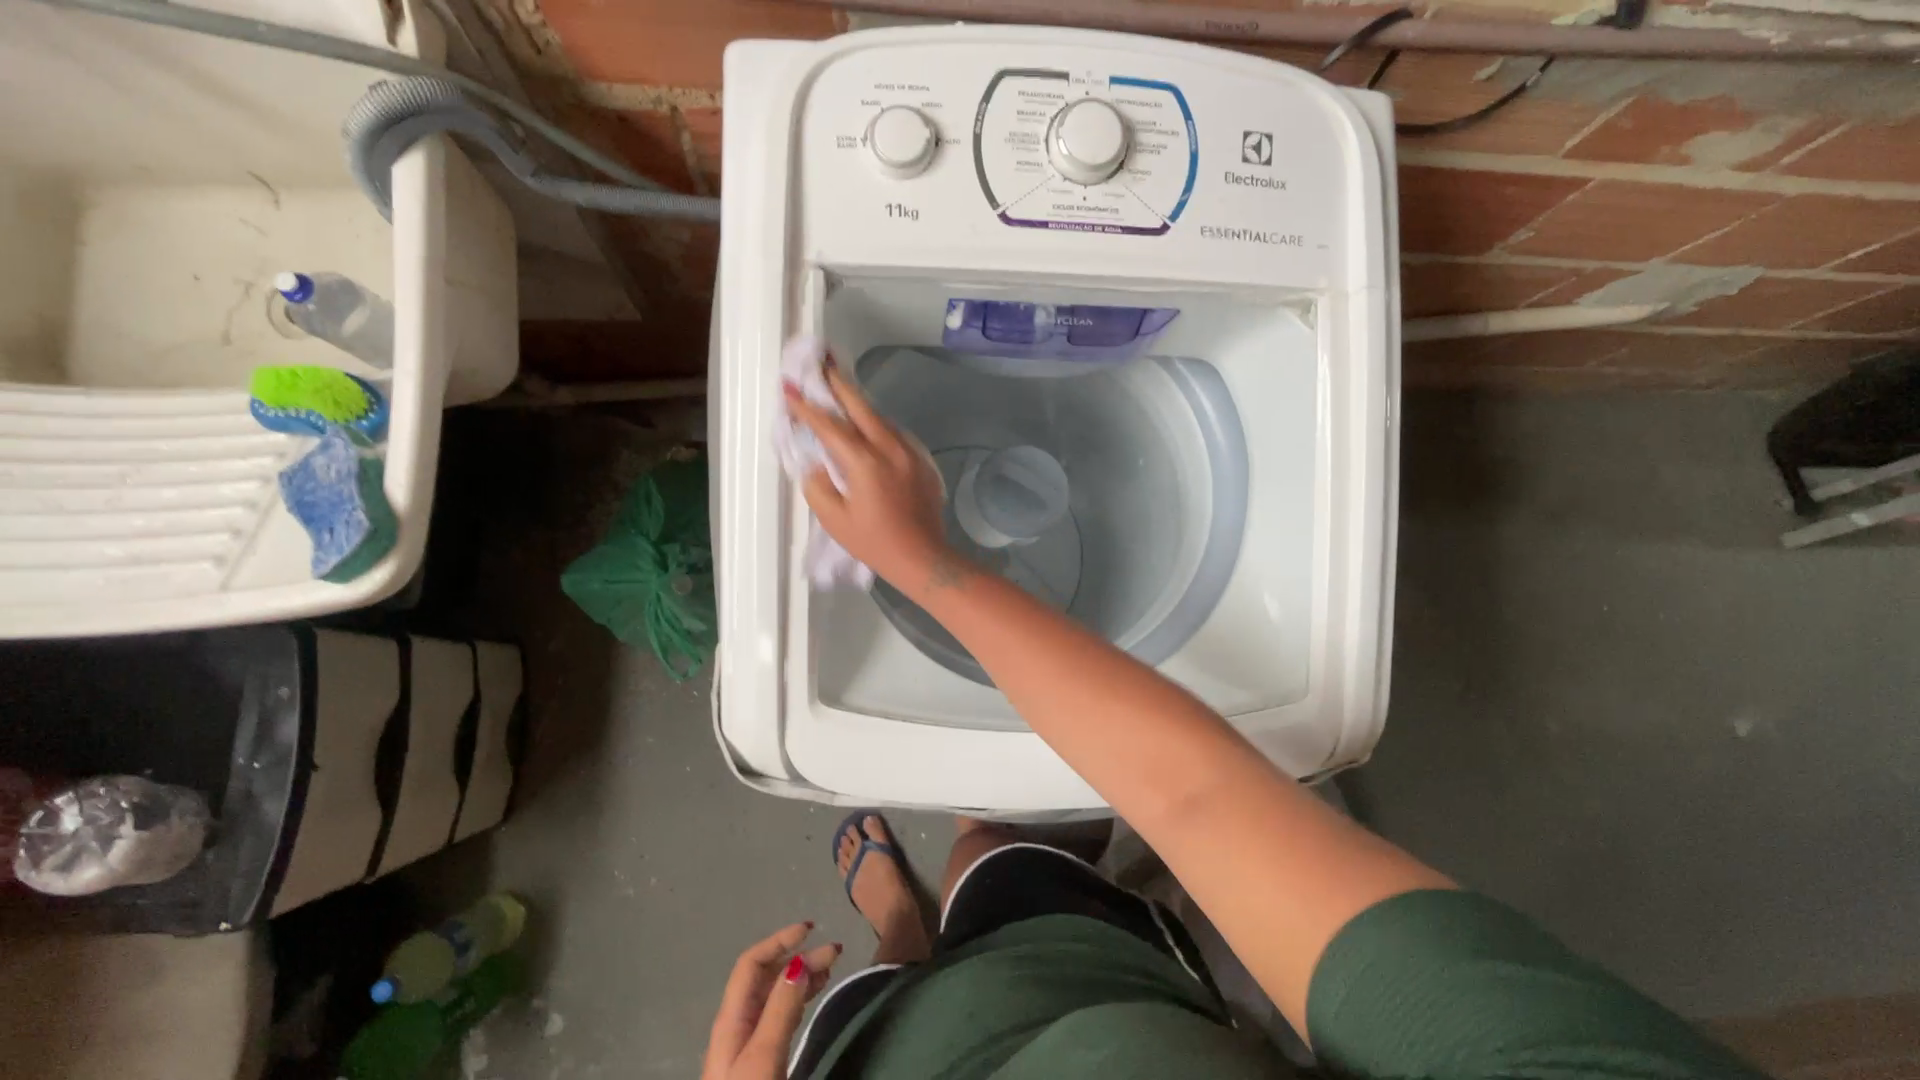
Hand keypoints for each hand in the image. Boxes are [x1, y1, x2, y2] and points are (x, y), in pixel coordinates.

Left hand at [702, 922, 841, 1079]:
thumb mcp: (764, 1056)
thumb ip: (781, 1010)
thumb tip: (799, 961)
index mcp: (732, 1018)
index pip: (751, 964)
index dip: (779, 941)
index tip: (811, 928)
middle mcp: (737, 1024)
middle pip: (765, 977)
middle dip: (798, 957)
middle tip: (836, 951)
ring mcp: (746, 1043)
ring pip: (774, 995)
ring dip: (801, 975)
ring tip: (831, 968)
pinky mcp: (758, 1061)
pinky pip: (779, 1015)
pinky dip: (798, 998)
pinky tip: (812, 997)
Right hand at [784, 360, 952, 586]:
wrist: (924, 557)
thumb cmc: (875, 542)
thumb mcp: (834, 520)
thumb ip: (818, 486)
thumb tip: (815, 463)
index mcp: (864, 462)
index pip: (830, 425)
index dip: (807, 406)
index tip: (790, 387)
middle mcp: (890, 448)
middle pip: (861, 406)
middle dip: (839, 384)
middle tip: (823, 364)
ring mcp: (910, 452)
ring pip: (880, 418)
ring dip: (859, 403)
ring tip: (841, 391)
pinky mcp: (922, 461)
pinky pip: (895, 434)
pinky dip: (877, 425)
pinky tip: (868, 426)